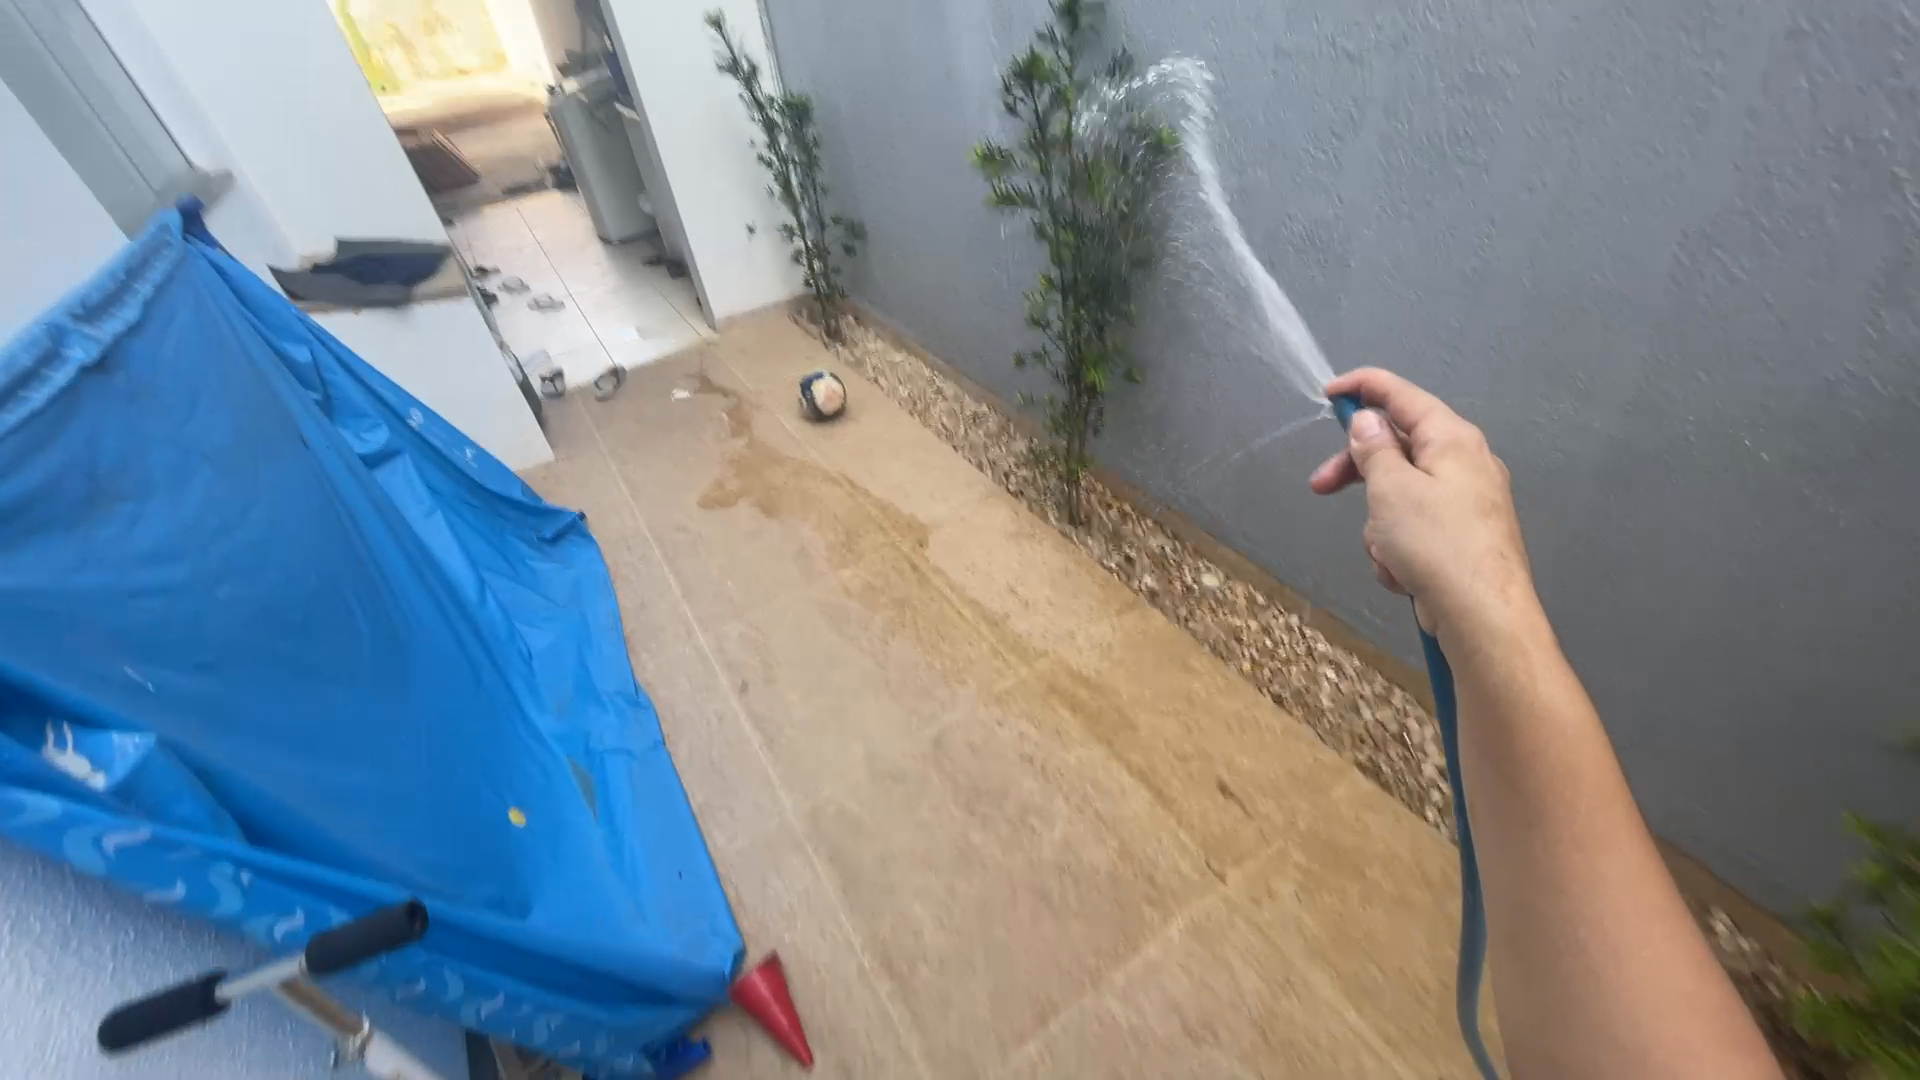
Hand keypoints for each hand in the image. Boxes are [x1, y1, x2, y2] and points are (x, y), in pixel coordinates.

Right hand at [1309, 368, 1537, 647]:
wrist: (1481, 613)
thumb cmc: (1435, 542)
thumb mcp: (1390, 489)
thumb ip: (1374, 450)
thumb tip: (1368, 421)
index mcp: (1451, 439)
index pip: (1402, 395)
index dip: (1363, 388)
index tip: (1328, 394)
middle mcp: (1463, 462)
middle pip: (1395, 449)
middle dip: (1356, 471)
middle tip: (1320, 486)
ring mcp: (1463, 501)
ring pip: (1397, 494)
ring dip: (1377, 521)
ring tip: (1384, 550)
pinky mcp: (1458, 536)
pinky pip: (1410, 527)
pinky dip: (1395, 546)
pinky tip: (1401, 570)